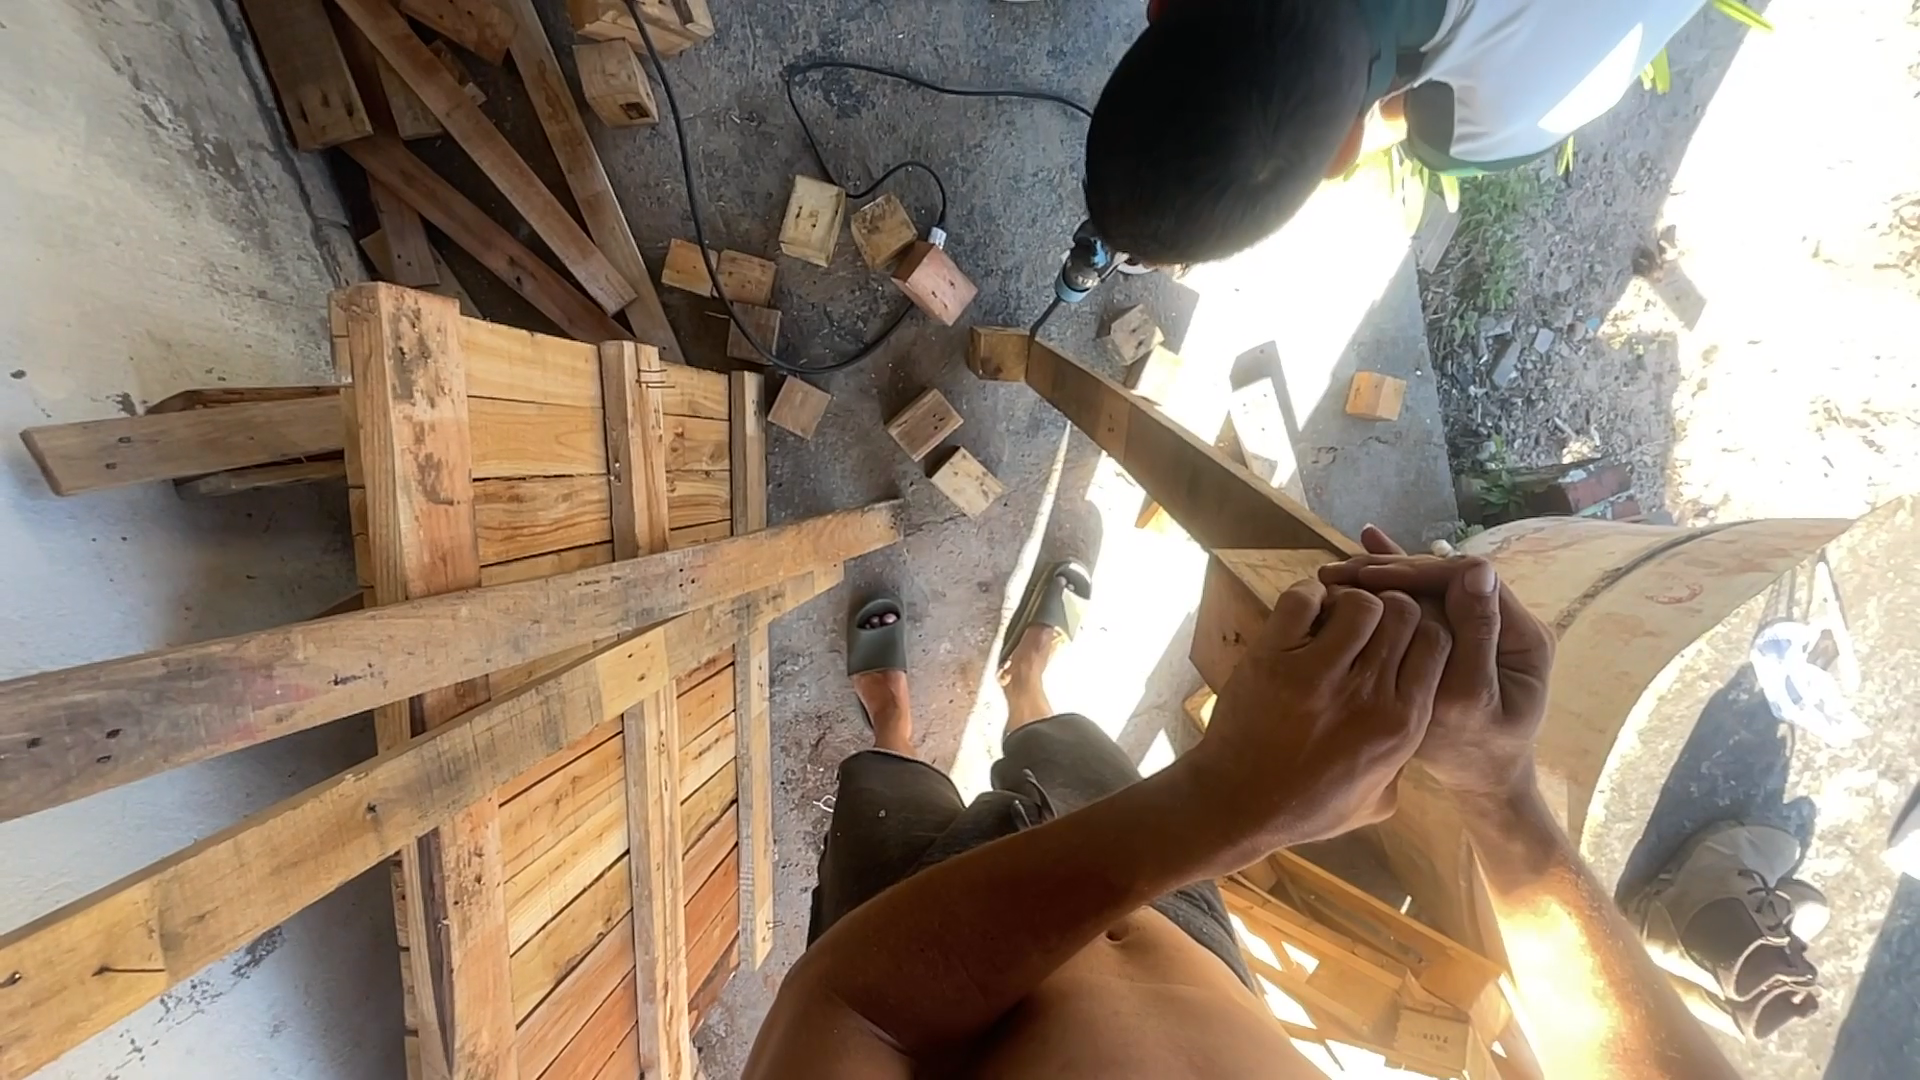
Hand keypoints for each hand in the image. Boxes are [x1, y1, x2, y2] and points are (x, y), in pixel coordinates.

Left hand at [1186, 577, 1450, 860]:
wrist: (1237, 801)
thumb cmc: (1308, 806)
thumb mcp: (1381, 798)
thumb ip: (1405, 757)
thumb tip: (1412, 719)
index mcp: (1404, 723)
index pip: (1437, 643)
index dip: (1420, 627)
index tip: (1398, 632)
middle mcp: (1369, 694)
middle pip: (1404, 613)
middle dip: (1388, 606)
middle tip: (1363, 619)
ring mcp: (1318, 673)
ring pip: (1360, 602)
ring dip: (1348, 599)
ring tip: (1332, 616)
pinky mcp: (1272, 657)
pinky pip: (1302, 599)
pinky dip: (1307, 594)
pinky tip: (1303, 612)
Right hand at [1317, 526, 1555, 798]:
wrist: (1477, 777)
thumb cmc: (1472, 747)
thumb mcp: (1471, 697)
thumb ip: (1476, 634)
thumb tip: (1475, 568)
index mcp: (1519, 632)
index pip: (1466, 577)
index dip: (1414, 571)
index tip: (1364, 578)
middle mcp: (1502, 619)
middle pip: (1443, 574)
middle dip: (1389, 568)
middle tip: (1336, 572)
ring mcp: (1477, 623)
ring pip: (1428, 581)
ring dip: (1382, 571)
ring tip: (1335, 571)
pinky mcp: (1455, 630)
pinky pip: (1423, 593)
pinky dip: (1394, 572)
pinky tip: (1369, 541)